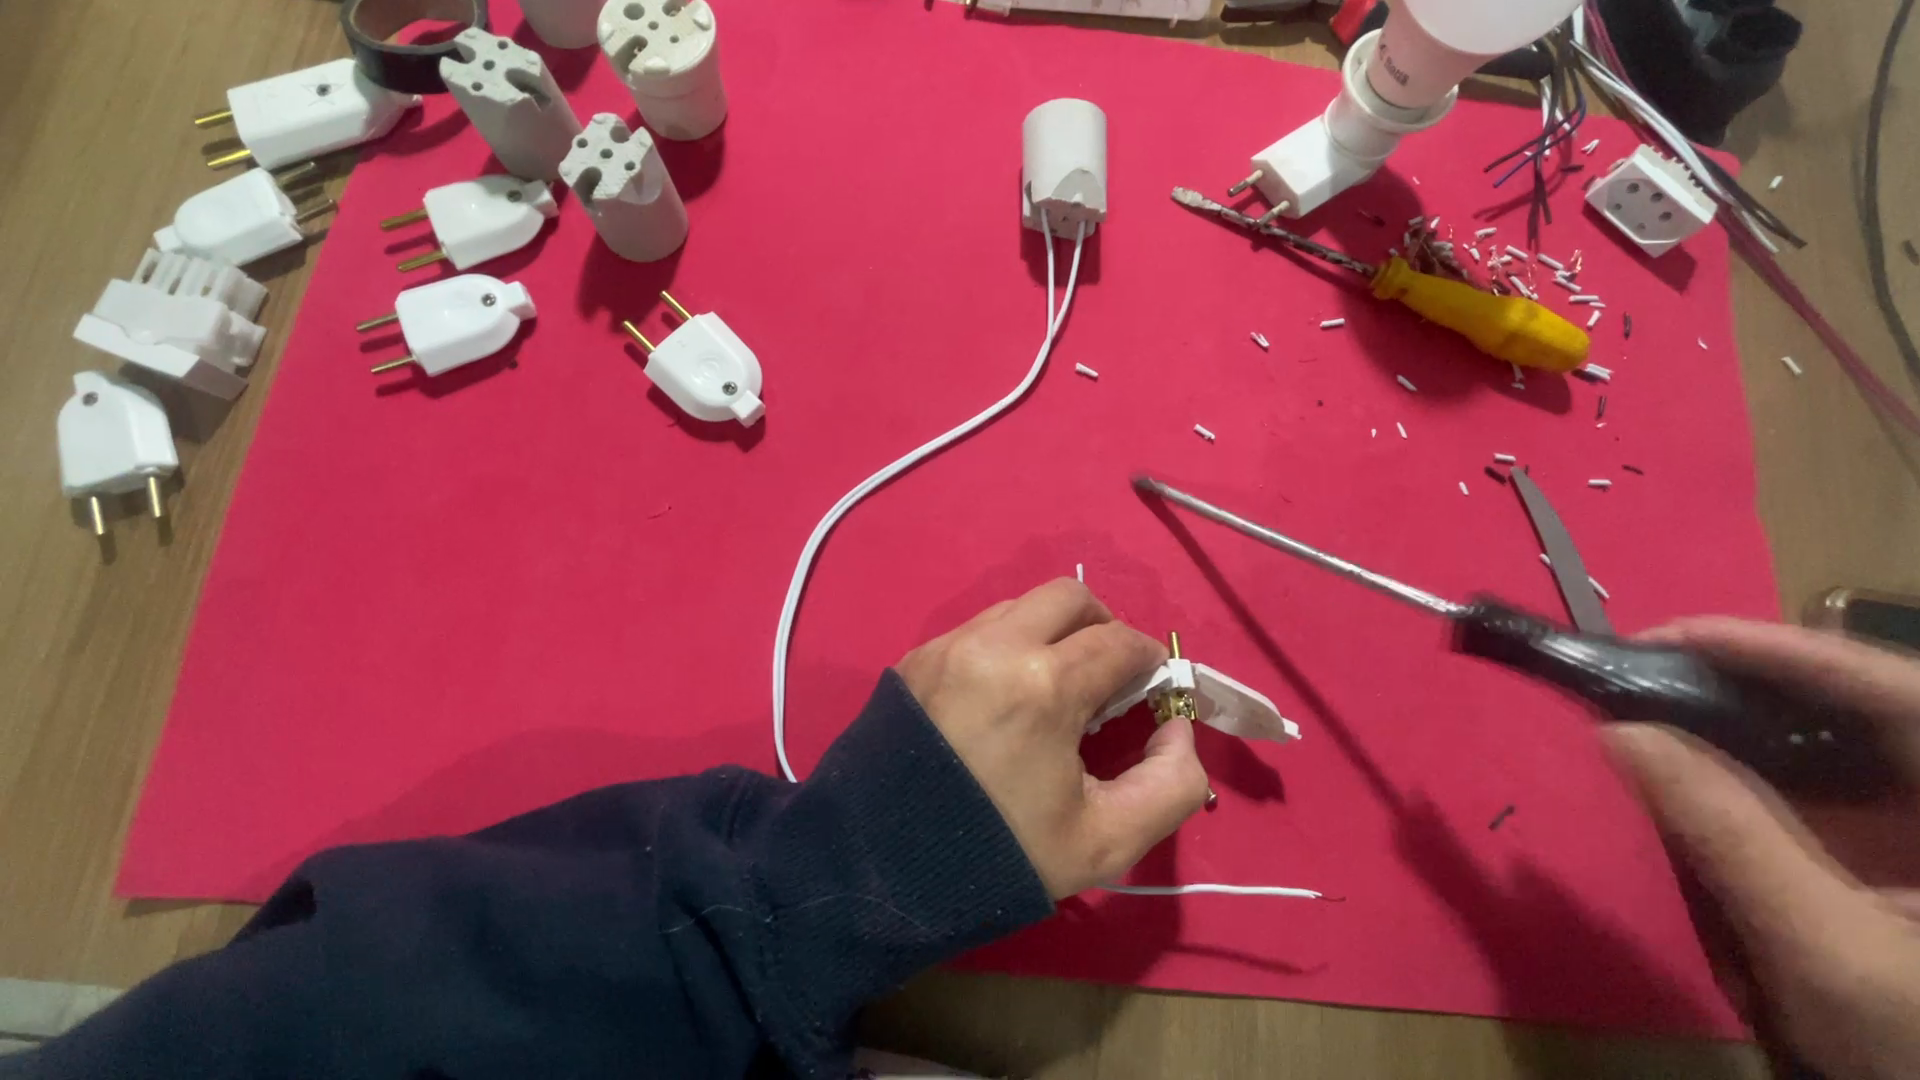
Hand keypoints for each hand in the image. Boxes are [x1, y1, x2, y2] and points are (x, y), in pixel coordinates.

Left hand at [895, 578, 1209, 899]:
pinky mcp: (915, 659)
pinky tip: (1005, 699)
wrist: (881, 870)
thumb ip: (1171, 783)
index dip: (1150, 662)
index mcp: (1043, 683)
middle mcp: (993, 645)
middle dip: (1103, 628)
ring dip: (1052, 634)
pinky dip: (1008, 647)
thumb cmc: (1000, 856)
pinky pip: (978, 630)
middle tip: (1110, 677)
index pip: (1120, 641)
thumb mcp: (1107, 842)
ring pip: (1019, 608)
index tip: (1153, 689)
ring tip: (1055, 690)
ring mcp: (947, 646)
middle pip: (1069, 597)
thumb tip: (1175, 729)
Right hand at [1604, 617, 1919, 1078]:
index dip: (1782, 649)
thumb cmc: (1917, 1047)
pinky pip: (1825, 776)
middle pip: (1862, 700)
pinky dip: (1751, 757)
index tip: (1670, 635)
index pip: (1897, 693)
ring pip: (1838, 733)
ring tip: (1654, 695)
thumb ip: (1727, 835)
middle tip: (1642, 666)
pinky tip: (1696, 752)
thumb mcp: (1825, 952)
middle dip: (1748, 673)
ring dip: (1742, 710)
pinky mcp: (1898, 846)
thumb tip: (1619, 733)